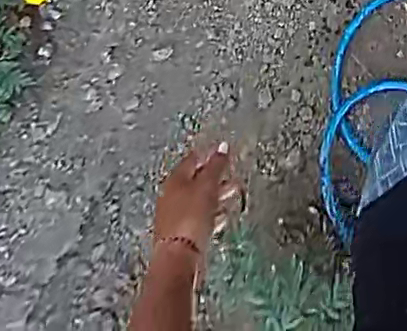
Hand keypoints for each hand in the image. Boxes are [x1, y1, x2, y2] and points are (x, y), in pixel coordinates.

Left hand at [149, 139, 234, 267]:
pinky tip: (223, 216)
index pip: (194, 158)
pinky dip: (211, 213)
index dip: (210, 154)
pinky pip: (198, 217)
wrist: (178, 260)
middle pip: (196, 179)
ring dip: (216, 195)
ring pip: (199, 199)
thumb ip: (216, 165)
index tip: (227, 152)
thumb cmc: (192, 215)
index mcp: (175, 179)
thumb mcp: (208, 186)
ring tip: (234, 193)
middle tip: (234, 174)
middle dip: (216, 176)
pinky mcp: (180, 235)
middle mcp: (171, 195)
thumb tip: (223, 146)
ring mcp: (174, 216)